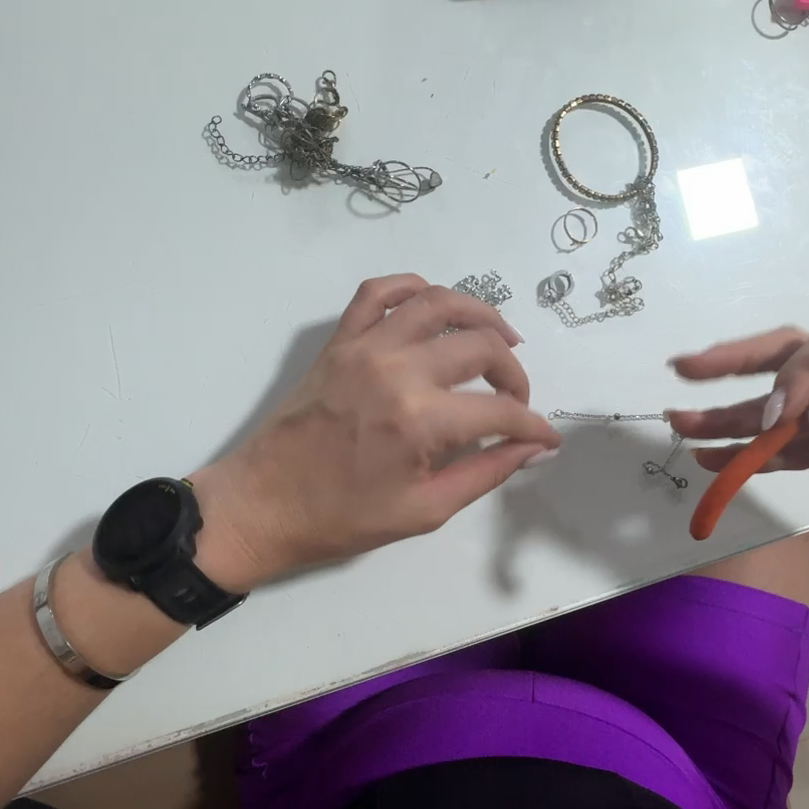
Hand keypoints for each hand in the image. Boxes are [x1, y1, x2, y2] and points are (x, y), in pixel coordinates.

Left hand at [192, 275, 560, 586]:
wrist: (262, 505)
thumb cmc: (342, 519)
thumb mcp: (425, 511)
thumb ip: (487, 472)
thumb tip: (534, 448)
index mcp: (419, 421)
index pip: (500, 411)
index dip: (533, 425)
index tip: (546, 438)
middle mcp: (397, 370)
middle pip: (480, 345)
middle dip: (513, 372)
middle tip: (515, 400)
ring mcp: (364, 347)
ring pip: (437, 303)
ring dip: (479, 315)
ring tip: (500, 338)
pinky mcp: (339, 341)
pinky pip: (379, 292)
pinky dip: (413, 288)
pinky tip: (434, 307)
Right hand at [668, 325, 808, 564]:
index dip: (800, 374)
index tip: (780, 419)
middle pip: (793, 359)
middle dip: (739, 362)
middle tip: (687, 368)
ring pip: (777, 407)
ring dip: (729, 414)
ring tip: (680, 421)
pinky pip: (781, 449)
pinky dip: (746, 454)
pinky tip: (710, 459)